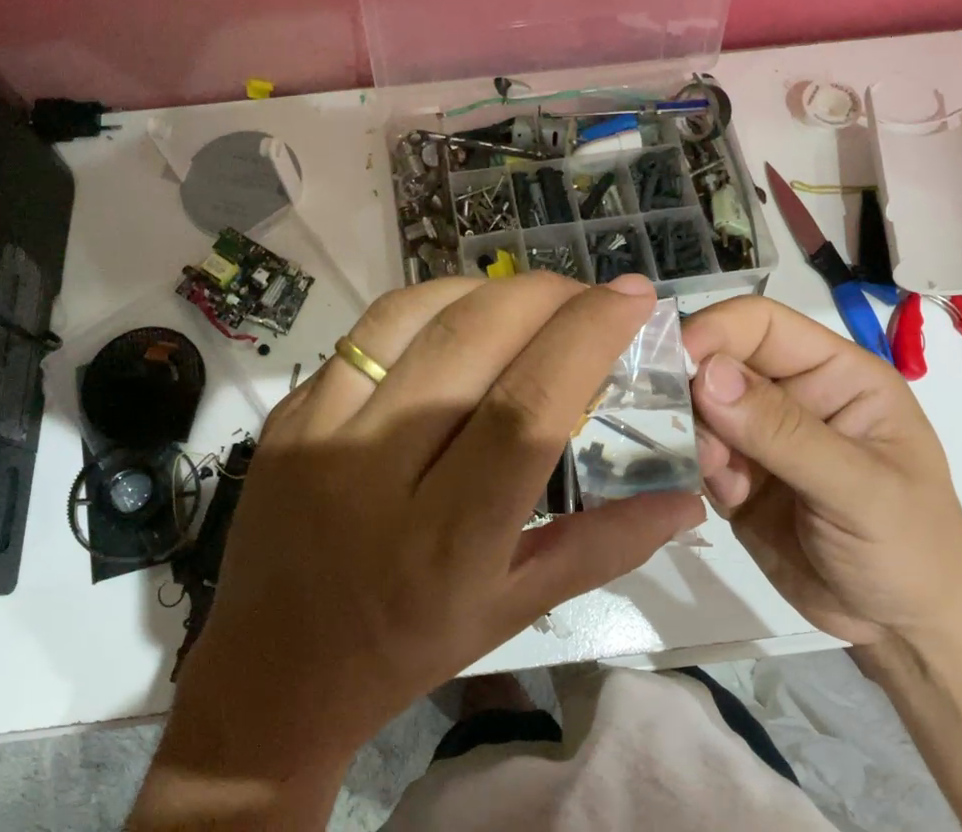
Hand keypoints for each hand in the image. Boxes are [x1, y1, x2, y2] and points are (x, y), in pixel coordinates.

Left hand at [150, 274, 703, 797]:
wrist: (275, 672)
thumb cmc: (405, 650)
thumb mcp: (511, 610)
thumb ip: (601, 548)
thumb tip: (686, 501)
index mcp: (446, 538)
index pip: (525, 409)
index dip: (585, 339)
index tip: (633, 298)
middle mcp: (375, 473)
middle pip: (469, 343)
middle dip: (543, 296)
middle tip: (589, 291)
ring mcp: (318, 434)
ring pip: (408, 318)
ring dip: (482, 290)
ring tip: (528, 297)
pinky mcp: (286, 415)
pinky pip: (363, 337)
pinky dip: (424, 311)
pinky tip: (456, 320)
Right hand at [683, 295, 961, 646]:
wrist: (905, 631)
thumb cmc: (910, 549)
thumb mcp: (858, 488)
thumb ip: (784, 432)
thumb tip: (707, 373)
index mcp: (836, 376)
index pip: (761, 325)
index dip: (715, 332)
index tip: (674, 363)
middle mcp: (793, 396)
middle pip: (718, 362)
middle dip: (693, 392)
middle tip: (685, 434)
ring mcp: (760, 440)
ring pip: (699, 410)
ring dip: (695, 438)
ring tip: (719, 479)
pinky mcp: (736, 479)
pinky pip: (696, 456)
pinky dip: (694, 471)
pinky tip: (725, 500)